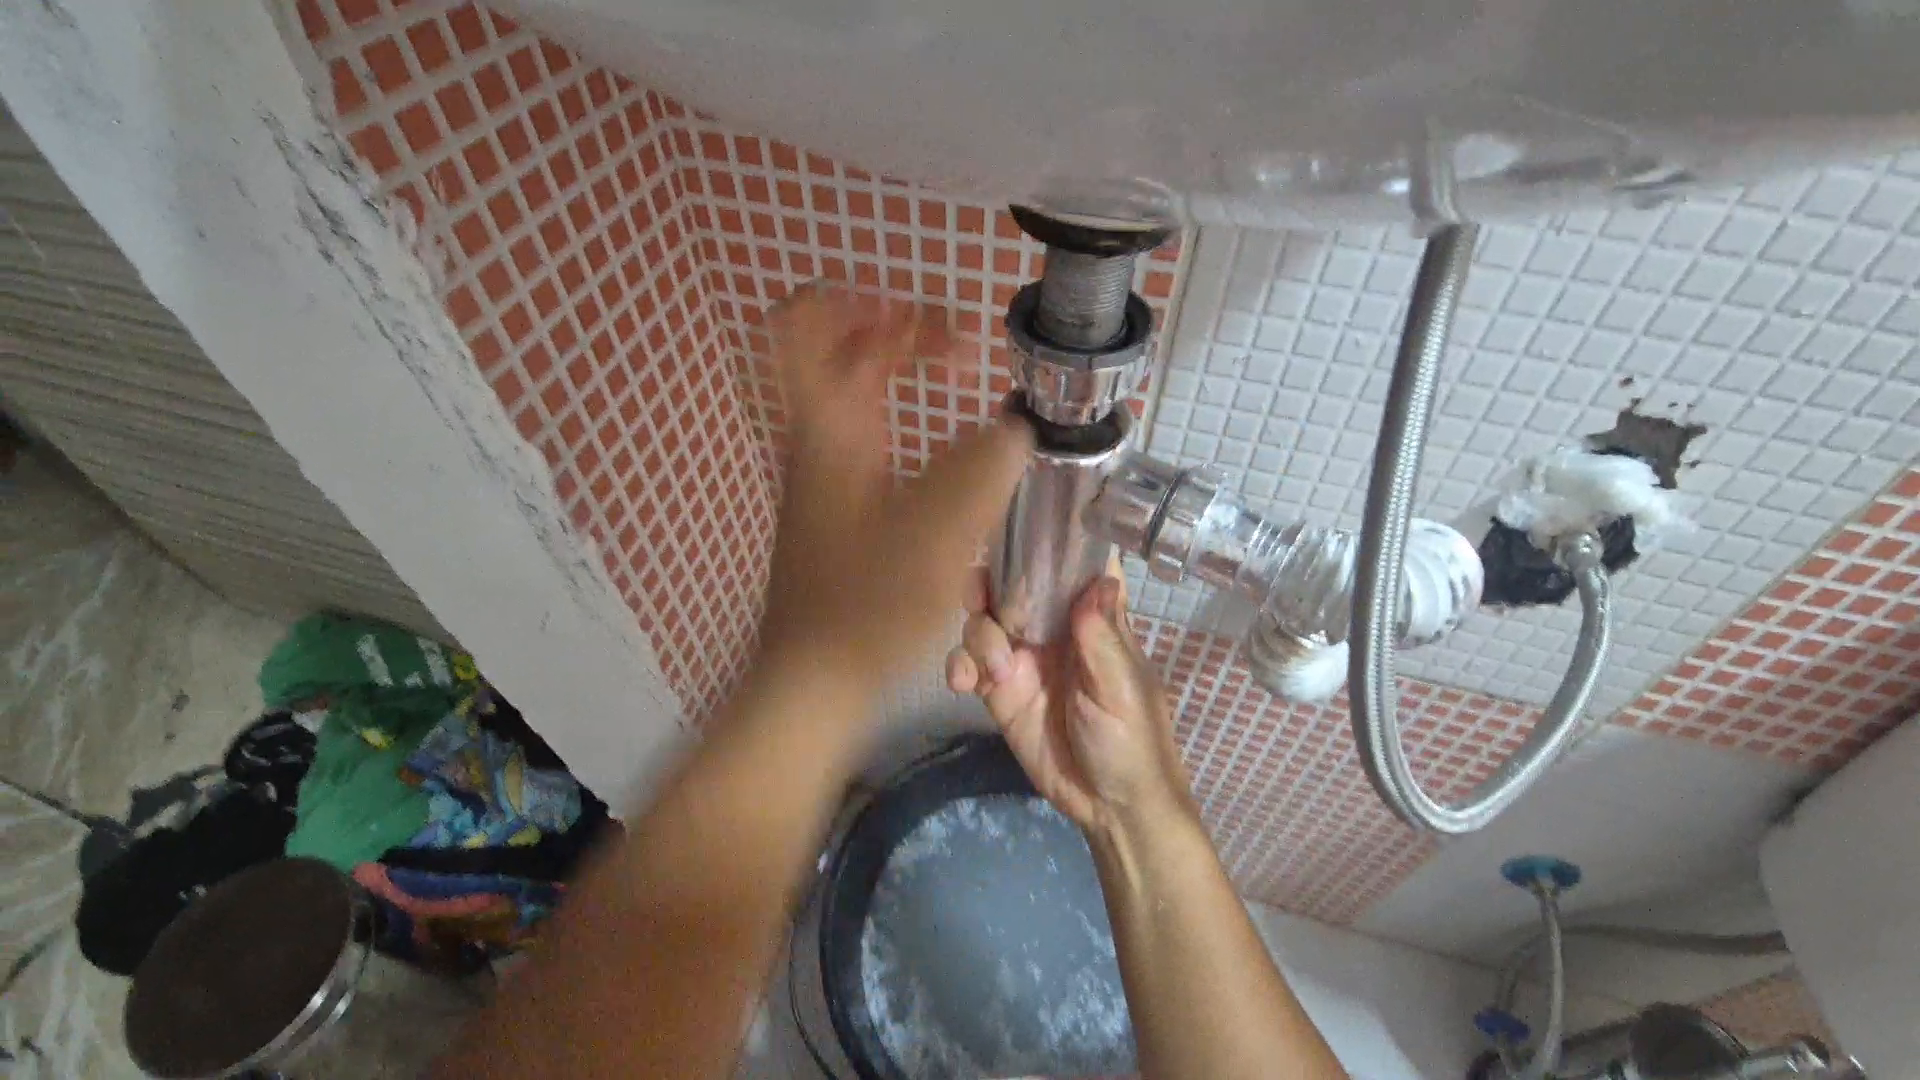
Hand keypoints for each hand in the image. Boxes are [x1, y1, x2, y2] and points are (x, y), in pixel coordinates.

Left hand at [757, 288, 1032, 690]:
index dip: (877, 307)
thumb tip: (1016, 428)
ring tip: (948, 371)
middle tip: (950, 347)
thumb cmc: (869, 606)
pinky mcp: (832, 503)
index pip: (812, 321)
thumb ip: (986, 467)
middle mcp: (813, 437)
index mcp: (826, 426)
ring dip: (892, 368)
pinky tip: (934, 443)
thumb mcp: (940, 533)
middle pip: (832, 346)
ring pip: (845, 389)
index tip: (947, 340)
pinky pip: (858, 431)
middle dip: (892, 329)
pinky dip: (894, 413)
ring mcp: (818, 470)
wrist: (814, 678)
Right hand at [946, 561, 1195, 836]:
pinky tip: (965, 684)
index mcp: (1092, 618)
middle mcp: (1053, 629)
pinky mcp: (998, 691)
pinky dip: (958, 666)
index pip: (1072, 564)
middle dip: (990, 579)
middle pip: (1013, 583)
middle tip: (982, 595)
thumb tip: (1099, 577)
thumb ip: (1102, 637)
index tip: (1022, 521)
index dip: (1050, 538)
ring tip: (996, 668)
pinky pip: (967, 664)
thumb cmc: (1133, 741)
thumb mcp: (1122, 689)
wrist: (1111, 806)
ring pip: (983, 619)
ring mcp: (1022, 659)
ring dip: (977, 632)